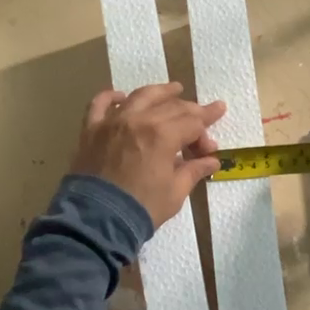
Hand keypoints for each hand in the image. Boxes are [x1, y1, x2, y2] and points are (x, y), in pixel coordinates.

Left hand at [70, 83, 226, 227]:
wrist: (95, 220)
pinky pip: (99, 104)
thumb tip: (212, 160)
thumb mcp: (175, 192)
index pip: (192, 122)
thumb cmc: (141, 208)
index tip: (219, 116)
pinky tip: (122, 96)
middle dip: (190, 112)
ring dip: (160, 92)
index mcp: (163, 135)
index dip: (207, 125)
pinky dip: (111, 97)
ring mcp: (112, 122)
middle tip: (201, 119)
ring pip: (140, 97)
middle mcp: (138, 120)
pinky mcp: (91, 130)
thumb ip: (193, 170)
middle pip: (171, 107)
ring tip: (174, 89)